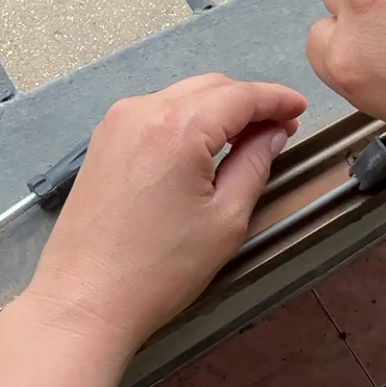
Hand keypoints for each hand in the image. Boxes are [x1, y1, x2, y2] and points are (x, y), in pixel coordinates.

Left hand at [23, 74, 308, 351]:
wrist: (84, 299)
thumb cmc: (161, 269)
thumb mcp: (225, 220)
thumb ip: (254, 164)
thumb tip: (274, 132)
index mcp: (177, 127)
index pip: (239, 96)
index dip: (276, 99)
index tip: (301, 108)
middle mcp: (143, 109)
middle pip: (209, 87)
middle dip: (248, 101)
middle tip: (279, 128)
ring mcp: (116, 122)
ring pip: (180, 95)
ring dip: (216, 107)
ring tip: (245, 137)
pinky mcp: (102, 140)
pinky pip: (155, 111)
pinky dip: (185, 117)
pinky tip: (201, 143)